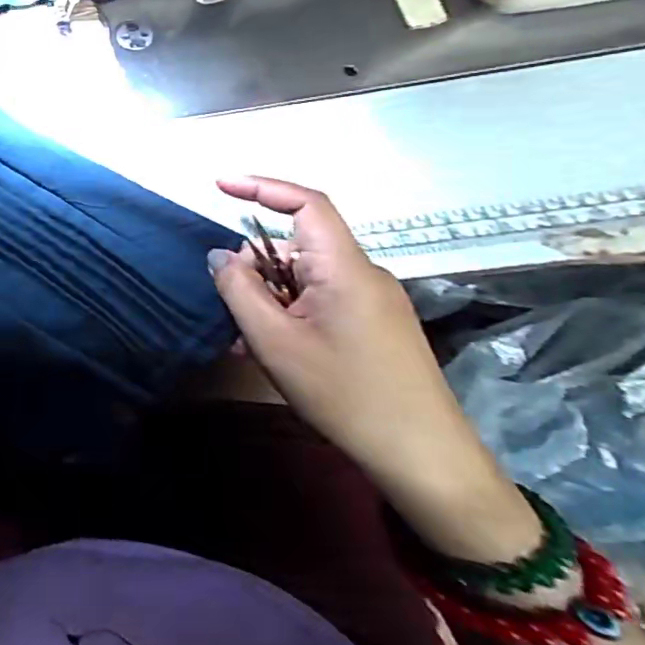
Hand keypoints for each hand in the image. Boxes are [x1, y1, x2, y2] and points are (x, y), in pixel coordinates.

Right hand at [208, 176, 540, 563]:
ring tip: (247, 344)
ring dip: (271, 301)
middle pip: (298, 248)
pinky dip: (292, 316)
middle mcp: (364, 274)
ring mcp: (374, 301)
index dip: (262, 186)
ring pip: (307, 280)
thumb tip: (221, 256)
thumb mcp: (275, 342)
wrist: (424, 458)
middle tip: (230, 309)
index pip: (306, 203)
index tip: (220, 185)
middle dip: (256, 269)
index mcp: (345, 267)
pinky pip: (323, 303)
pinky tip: (275, 353)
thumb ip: (240, 291)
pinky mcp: (378, 326)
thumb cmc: (345, 394)